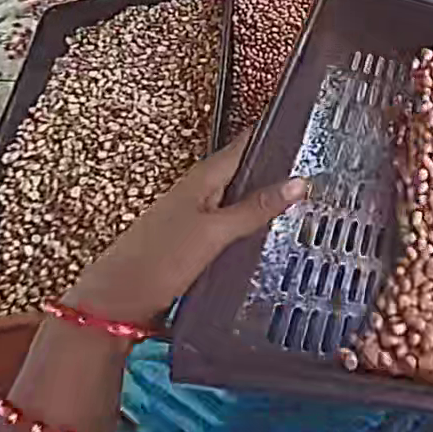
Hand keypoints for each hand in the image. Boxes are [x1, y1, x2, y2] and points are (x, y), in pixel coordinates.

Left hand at [66, 131, 304, 325]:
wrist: (115, 304)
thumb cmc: (159, 261)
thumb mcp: (216, 232)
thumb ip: (257, 207)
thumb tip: (299, 182)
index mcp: (204, 176)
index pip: (247, 142)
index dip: (275, 133)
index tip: (307, 127)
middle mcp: (201, 189)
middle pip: (248, 168)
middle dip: (279, 166)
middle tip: (318, 167)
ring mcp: (198, 213)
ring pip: (242, 194)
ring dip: (268, 195)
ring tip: (305, 198)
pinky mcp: (197, 236)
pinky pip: (235, 218)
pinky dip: (255, 219)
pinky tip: (271, 230)